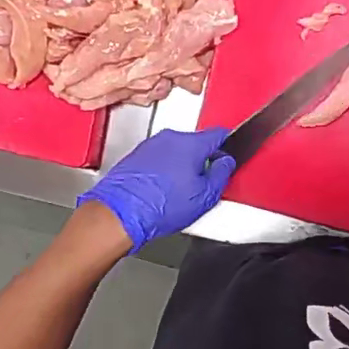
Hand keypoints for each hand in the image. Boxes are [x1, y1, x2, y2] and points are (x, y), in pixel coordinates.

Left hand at [77, 127, 235, 250]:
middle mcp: (169, 138)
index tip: (227, 157)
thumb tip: (226, 163)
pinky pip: (157, 160)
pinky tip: (161, 194)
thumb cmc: (159, 206)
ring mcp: (150, 146)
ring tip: (177, 194)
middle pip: (195, 145)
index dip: (227, 146)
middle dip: (201, 162)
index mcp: (191, 143)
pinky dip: (162, 173)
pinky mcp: (136, 157)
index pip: (218, 134)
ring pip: (175, 153)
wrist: (120, 214)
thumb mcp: (205, 196)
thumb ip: (222, 174)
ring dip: (180, 168)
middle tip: (202, 186)